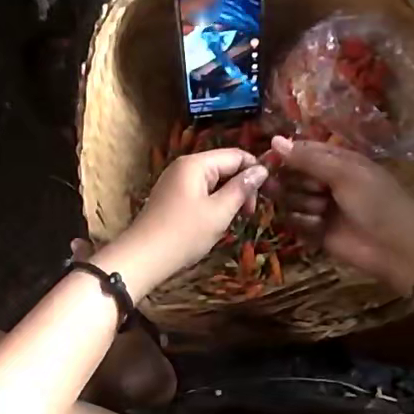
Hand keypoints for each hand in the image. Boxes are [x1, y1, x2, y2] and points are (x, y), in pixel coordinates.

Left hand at [97, 148, 267, 296]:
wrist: (143, 258)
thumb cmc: (184, 234)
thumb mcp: (219, 211)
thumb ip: (242, 188)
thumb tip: (262, 170)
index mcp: (196, 164)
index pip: (236, 155)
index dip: (256, 171)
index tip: (270, 195)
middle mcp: (185, 166)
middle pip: (224, 166)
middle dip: (242, 186)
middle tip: (250, 213)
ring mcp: (176, 182)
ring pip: (214, 181)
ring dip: (229, 197)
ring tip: (234, 220)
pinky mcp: (172, 197)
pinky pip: (201, 192)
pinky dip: (214, 204)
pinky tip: (216, 223)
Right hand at [269, 136, 413, 293]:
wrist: (396, 248)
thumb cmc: (377, 202)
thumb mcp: (345, 174)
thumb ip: (309, 159)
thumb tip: (274, 139)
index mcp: (337, 161)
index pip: (302, 151)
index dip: (285, 154)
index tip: (267, 159)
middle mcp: (326, 181)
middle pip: (292, 175)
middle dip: (289, 180)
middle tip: (301, 186)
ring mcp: (321, 207)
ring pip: (290, 198)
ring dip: (299, 202)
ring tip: (320, 209)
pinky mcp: (317, 232)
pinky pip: (294, 222)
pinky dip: (301, 222)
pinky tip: (317, 225)